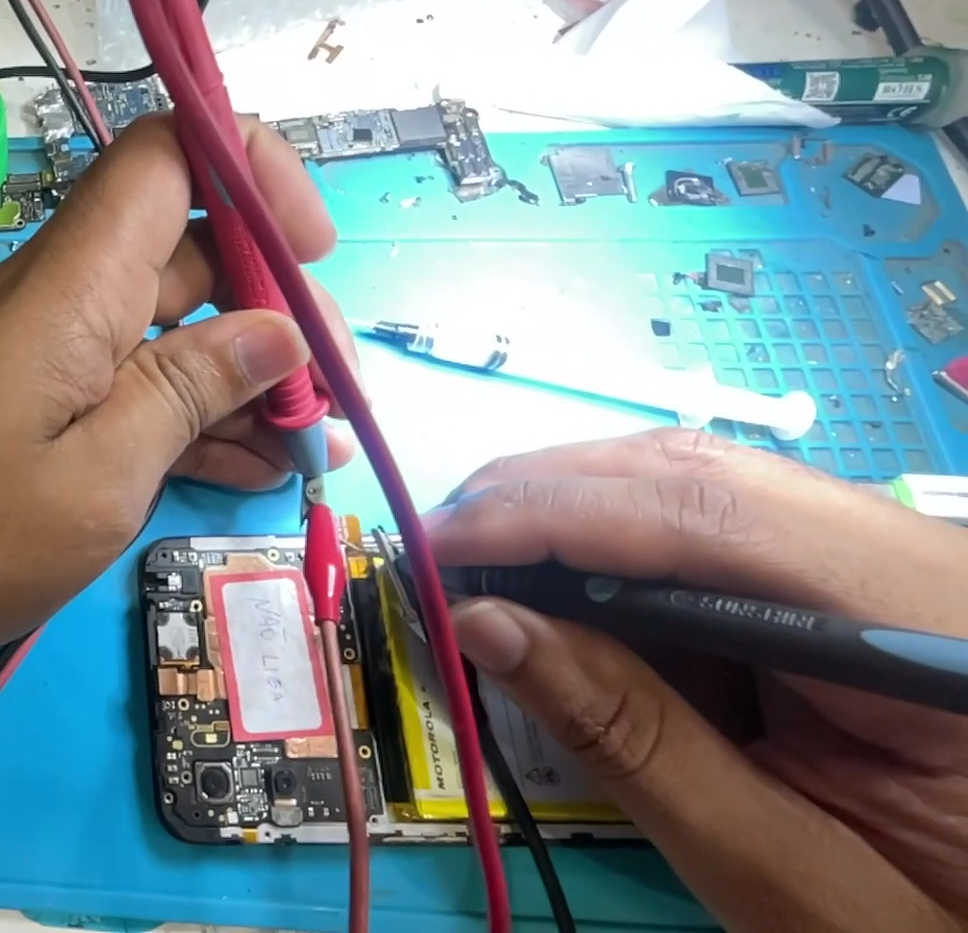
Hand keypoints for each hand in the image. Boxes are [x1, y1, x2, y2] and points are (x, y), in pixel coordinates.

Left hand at [0, 115, 356, 670]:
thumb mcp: (96, 479)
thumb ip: (188, 393)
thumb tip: (276, 334)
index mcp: (74, 285)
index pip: (167, 157)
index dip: (250, 171)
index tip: (311, 251)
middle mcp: (61, 297)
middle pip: (187, 254)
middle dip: (273, 312)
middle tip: (325, 399)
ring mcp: (46, 353)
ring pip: (167, 331)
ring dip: (240, 382)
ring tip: (305, 449)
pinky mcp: (33, 402)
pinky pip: (127, 387)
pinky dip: (186, 421)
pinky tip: (245, 470)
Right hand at [428, 428, 967, 930]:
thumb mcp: (783, 875)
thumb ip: (628, 737)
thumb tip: (476, 621)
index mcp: (944, 633)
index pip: (710, 521)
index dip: (549, 515)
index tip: (434, 542)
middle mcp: (923, 562)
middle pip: (691, 474)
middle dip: (540, 496)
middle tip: (438, 542)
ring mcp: (886, 559)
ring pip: (686, 482)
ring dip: (562, 511)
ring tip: (478, 558)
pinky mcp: (840, 574)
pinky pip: (697, 524)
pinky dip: (601, 545)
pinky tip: (552, 582)